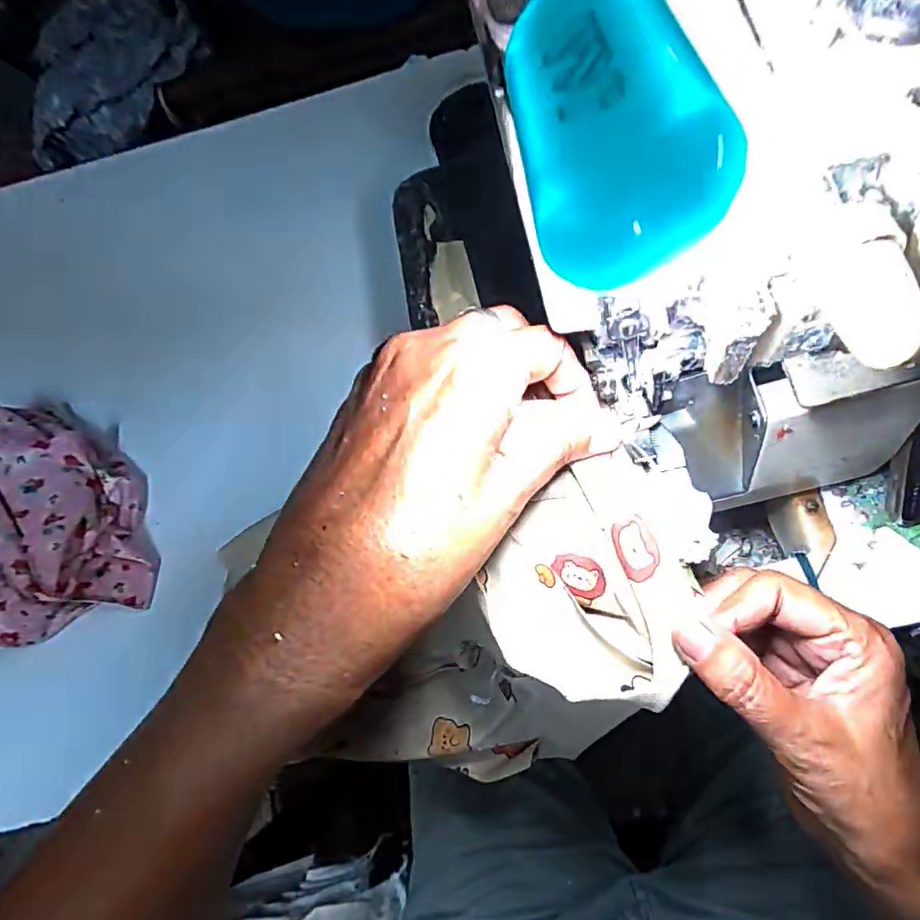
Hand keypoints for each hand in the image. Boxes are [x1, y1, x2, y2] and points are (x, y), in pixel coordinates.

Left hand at [202, 306, 619, 725]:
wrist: (327, 585)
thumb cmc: (403, 555)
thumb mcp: (505, 496)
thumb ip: (558, 443)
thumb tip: (592, 425)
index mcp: (467, 370)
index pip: (543, 345)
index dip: (574, 382)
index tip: (582, 415)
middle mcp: (420, 355)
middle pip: (500, 334)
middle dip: (534, 371)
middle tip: (554, 421)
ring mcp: (386, 371)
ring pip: (461, 348)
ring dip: (494, 377)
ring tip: (510, 436)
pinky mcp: (366, 393)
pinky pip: (425, 370)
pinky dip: (455, 388)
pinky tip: (463, 440)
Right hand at [674, 569, 919, 896]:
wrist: (878, 846)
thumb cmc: (867, 799)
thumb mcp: (799, 735)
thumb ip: (742, 682)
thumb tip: (693, 636)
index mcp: (858, 640)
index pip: (782, 593)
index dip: (733, 605)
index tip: (696, 629)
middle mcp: (835, 639)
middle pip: (764, 597)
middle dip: (720, 611)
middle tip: (684, 632)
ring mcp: (810, 656)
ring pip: (750, 619)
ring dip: (715, 630)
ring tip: (687, 647)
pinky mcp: (789, 675)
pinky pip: (746, 647)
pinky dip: (720, 651)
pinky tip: (702, 660)